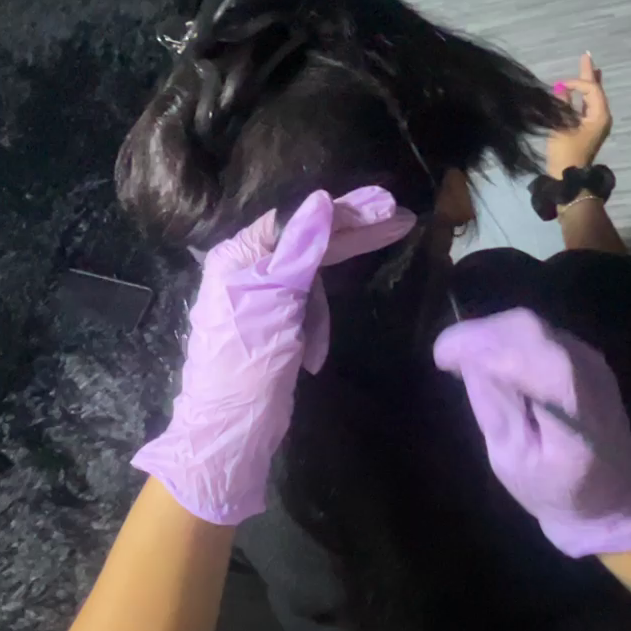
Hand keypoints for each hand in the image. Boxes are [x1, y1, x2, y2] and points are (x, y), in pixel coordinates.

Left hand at [134, 187, 416, 524]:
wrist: (230, 430)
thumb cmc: (247, 363)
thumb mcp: (276, 300)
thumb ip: (298, 248)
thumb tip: (318, 199)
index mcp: (239, 256)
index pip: (296, 218)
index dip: (341, 208)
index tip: (384, 202)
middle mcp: (247, 268)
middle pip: (309, 238)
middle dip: (354, 230)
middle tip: (400, 216)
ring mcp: (261, 296)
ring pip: (311, 273)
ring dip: (329, 296)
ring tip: (357, 288)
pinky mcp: (274, 322)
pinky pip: (306, 305)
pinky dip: (318, 325)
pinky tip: (314, 357)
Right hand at [433, 308, 630, 556]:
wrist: (613, 487)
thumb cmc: (554, 485)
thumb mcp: (511, 461)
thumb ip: (495, 409)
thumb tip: (469, 359)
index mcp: (579, 420)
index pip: (540, 364)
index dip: (487, 348)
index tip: (442, 357)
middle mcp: (591, 377)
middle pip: (529, 332)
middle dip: (477, 335)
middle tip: (446, 357)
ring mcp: (590, 359)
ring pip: (528, 324)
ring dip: (487, 333)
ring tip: (461, 357)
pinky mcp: (580, 350)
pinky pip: (531, 330)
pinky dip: (500, 336)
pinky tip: (485, 357)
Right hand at [545, 52, 611, 177]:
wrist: (568, 177)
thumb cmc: (565, 152)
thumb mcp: (561, 126)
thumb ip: (562, 106)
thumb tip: (561, 89)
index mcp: (599, 115)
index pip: (591, 90)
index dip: (577, 82)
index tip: (559, 85)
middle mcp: (601, 117)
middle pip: (596, 91)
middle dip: (589, 74)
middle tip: (587, 56)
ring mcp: (595, 124)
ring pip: (591, 99)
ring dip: (587, 84)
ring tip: (589, 69)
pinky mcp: (586, 130)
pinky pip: (586, 107)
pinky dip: (581, 97)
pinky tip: (576, 92)